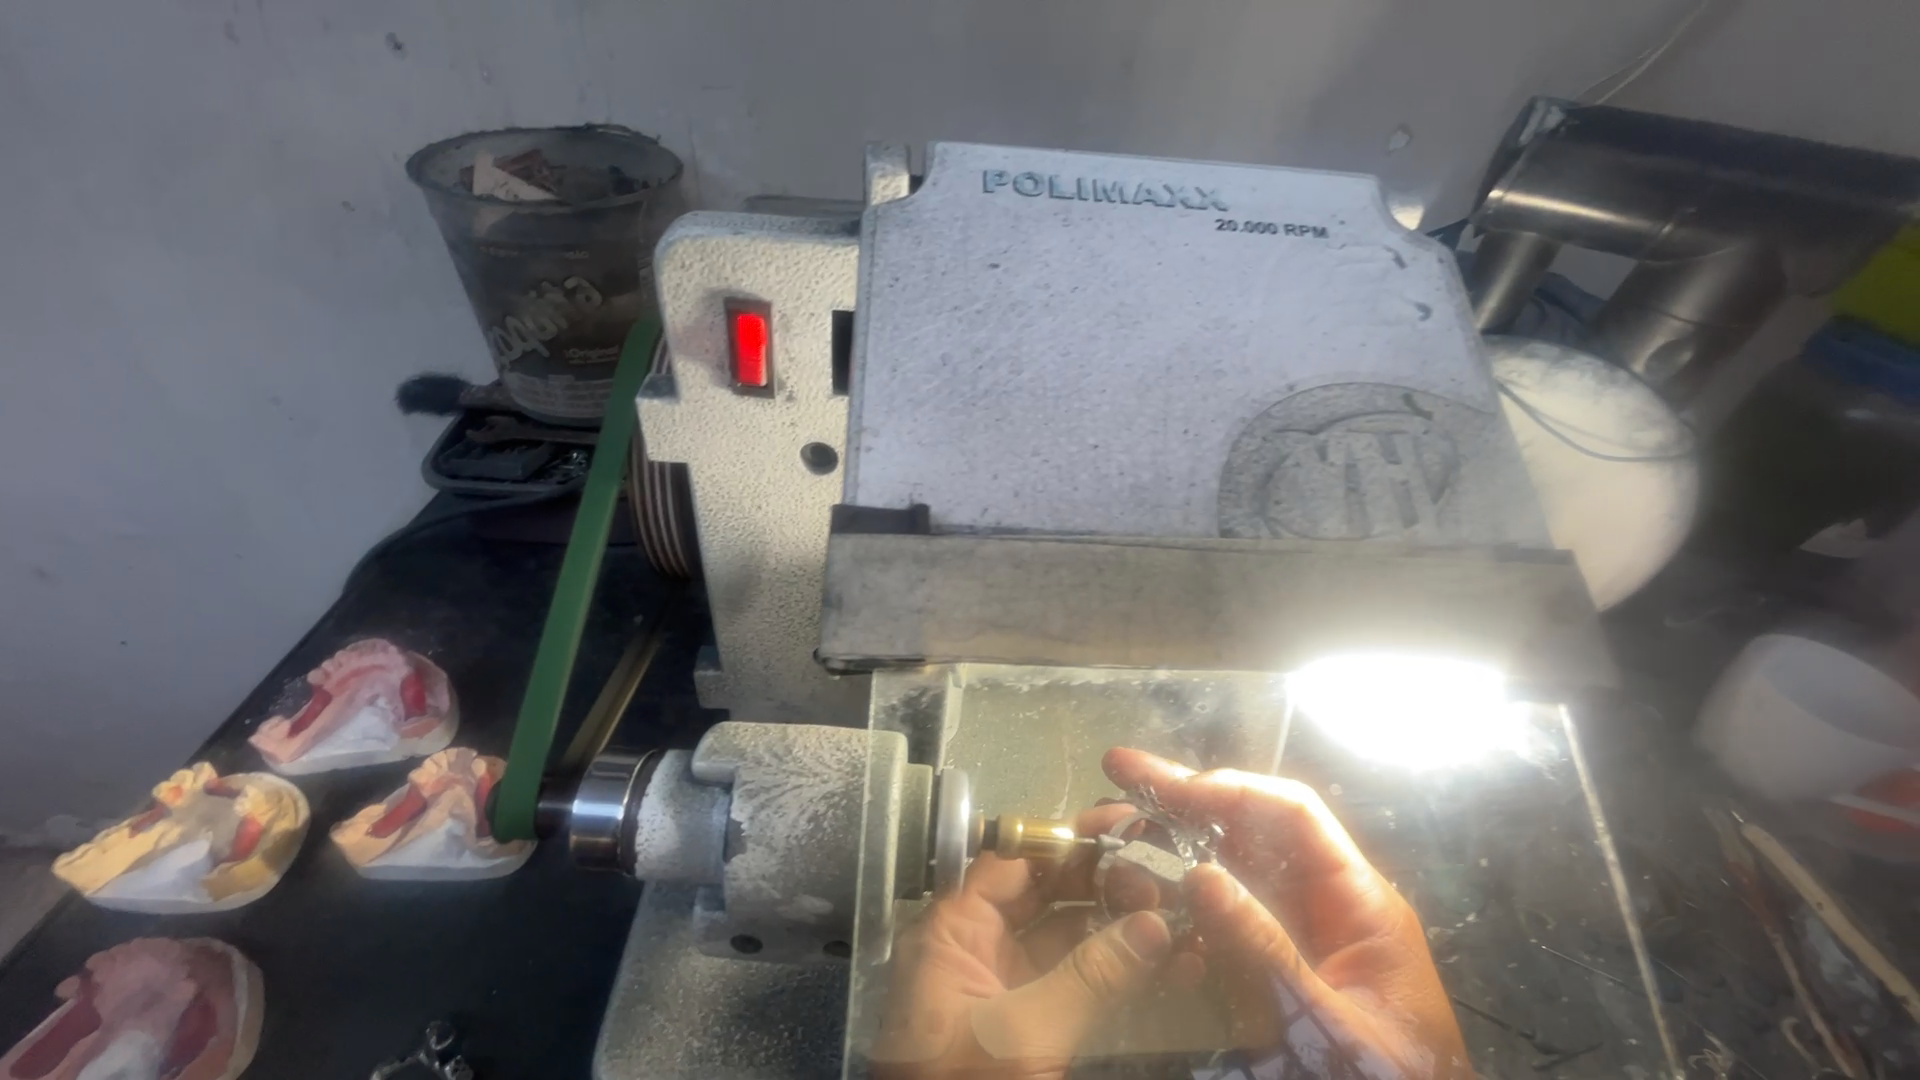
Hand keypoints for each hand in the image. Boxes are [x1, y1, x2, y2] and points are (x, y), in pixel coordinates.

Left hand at [872, 805, 1175, 1079]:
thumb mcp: (1023, 1032)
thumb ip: (1091, 976)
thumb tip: (1156, 925)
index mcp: (953, 930)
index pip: (1010, 860)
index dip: (1066, 838)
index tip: (1123, 823)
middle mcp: (978, 947)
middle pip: (1044, 892)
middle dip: (1101, 880)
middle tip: (1161, 871)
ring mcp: (1007, 987)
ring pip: (1067, 936)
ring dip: (1118, 924)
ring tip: (1176, 909)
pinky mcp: (1033, 1027)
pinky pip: (1078, 983)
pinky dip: (1117, 972)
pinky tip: (1168, 961)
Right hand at [1104, 748, 1469, 1079]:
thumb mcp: (1324, 1031)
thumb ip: (1265, 956)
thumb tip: (1200, 876)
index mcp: (1359, 903)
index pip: (1292, 814)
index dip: (1226, 790)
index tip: (1165, 789)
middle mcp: (1324, 903)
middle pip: (1251, 828)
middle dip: (1184, 797)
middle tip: (1118, 770)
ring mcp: (1297, 933)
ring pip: (1229, 866)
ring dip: (1171, 841)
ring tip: (1114, 824)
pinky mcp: (1272, 965)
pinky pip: (1221, 915)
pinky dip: (1178, 897)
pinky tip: (1136, 892)